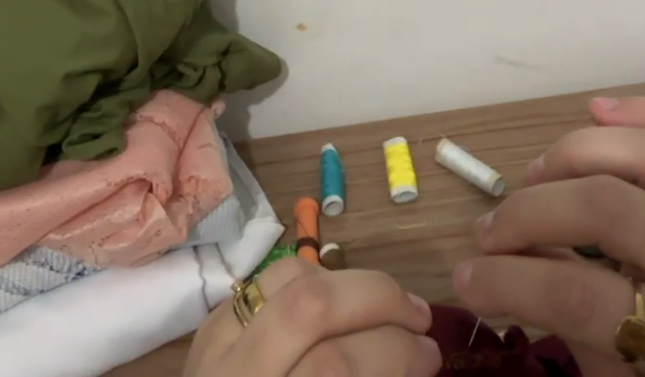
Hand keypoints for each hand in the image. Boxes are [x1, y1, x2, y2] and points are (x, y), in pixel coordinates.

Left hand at [185, 257, 441, 376]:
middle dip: (379, 302)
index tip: (433, 357)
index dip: (393, 354)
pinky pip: (267, 279)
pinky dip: (314, 277)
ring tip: (390, 303)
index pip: (333, 367)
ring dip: (350, 282)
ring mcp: (215, 344)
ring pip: (286, 278)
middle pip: (309, 307)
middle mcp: (236, 374)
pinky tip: (343, 297)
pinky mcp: (211, 326)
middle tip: (421, 320)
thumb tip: (414, 361)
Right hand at [450, 96, 644, 376]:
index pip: (582, 295)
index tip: (464, 279)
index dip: (510, 283)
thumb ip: (569, 324)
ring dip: (574, 154)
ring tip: (533, 177)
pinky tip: (597, 110)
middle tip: (489, 233)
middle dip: (530, 213)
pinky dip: (643, 111)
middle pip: (609, 207)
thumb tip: (503, 267)